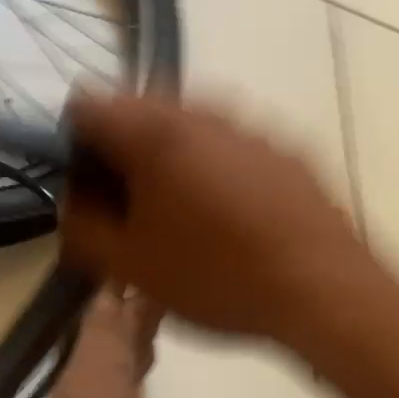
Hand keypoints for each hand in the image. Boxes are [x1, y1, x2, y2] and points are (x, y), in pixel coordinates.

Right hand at [60, 95, 387, 341]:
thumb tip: (73, 200)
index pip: (88, 105)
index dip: (75, 143)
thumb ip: (82, 226)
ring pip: (189, 122)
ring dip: (170, 154)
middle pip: (140, 108)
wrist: (325, 292)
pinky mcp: (287, 147)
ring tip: (179, 211)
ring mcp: (251, 124)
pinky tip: (229, 214)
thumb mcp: (130, 266)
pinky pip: (232, 142)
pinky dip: (215, 163)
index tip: (87, 186)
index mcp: (155, 132)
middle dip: (124, 149)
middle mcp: (203, 111)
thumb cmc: (217, 277)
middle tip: (129, 204)